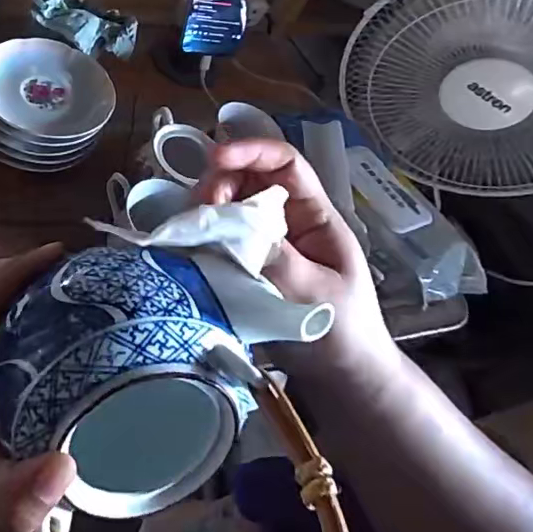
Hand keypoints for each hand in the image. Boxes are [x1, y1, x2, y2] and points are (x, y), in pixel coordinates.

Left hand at [0, 243, 76, 531]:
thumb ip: (20, 494)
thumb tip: (67, 464)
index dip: (14, 273)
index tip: (55, 254)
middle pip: (4, 299)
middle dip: (40, 275)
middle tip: (91, 268)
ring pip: (18, 315)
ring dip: (50, 294)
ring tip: (97, 286)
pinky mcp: (8, 379)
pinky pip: (32, 338)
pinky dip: (57, 323)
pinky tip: (91, 329)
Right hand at [195, 140, 396, 381]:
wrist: (342, 380)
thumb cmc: (343, 333)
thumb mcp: (315, 294)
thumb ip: (276, 259)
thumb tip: (233, 225)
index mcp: (314, 216)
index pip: (284, 162)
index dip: (251, 150)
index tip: (215, 158)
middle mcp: (285, 220)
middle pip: (246, 177)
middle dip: (219, 181)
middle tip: (202, 208)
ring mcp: (262, 242)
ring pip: (227, 204)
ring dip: (206, 208)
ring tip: (195, 231)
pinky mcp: (241, 264)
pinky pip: (216, 236)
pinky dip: (200, 234)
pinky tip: (190, 246)